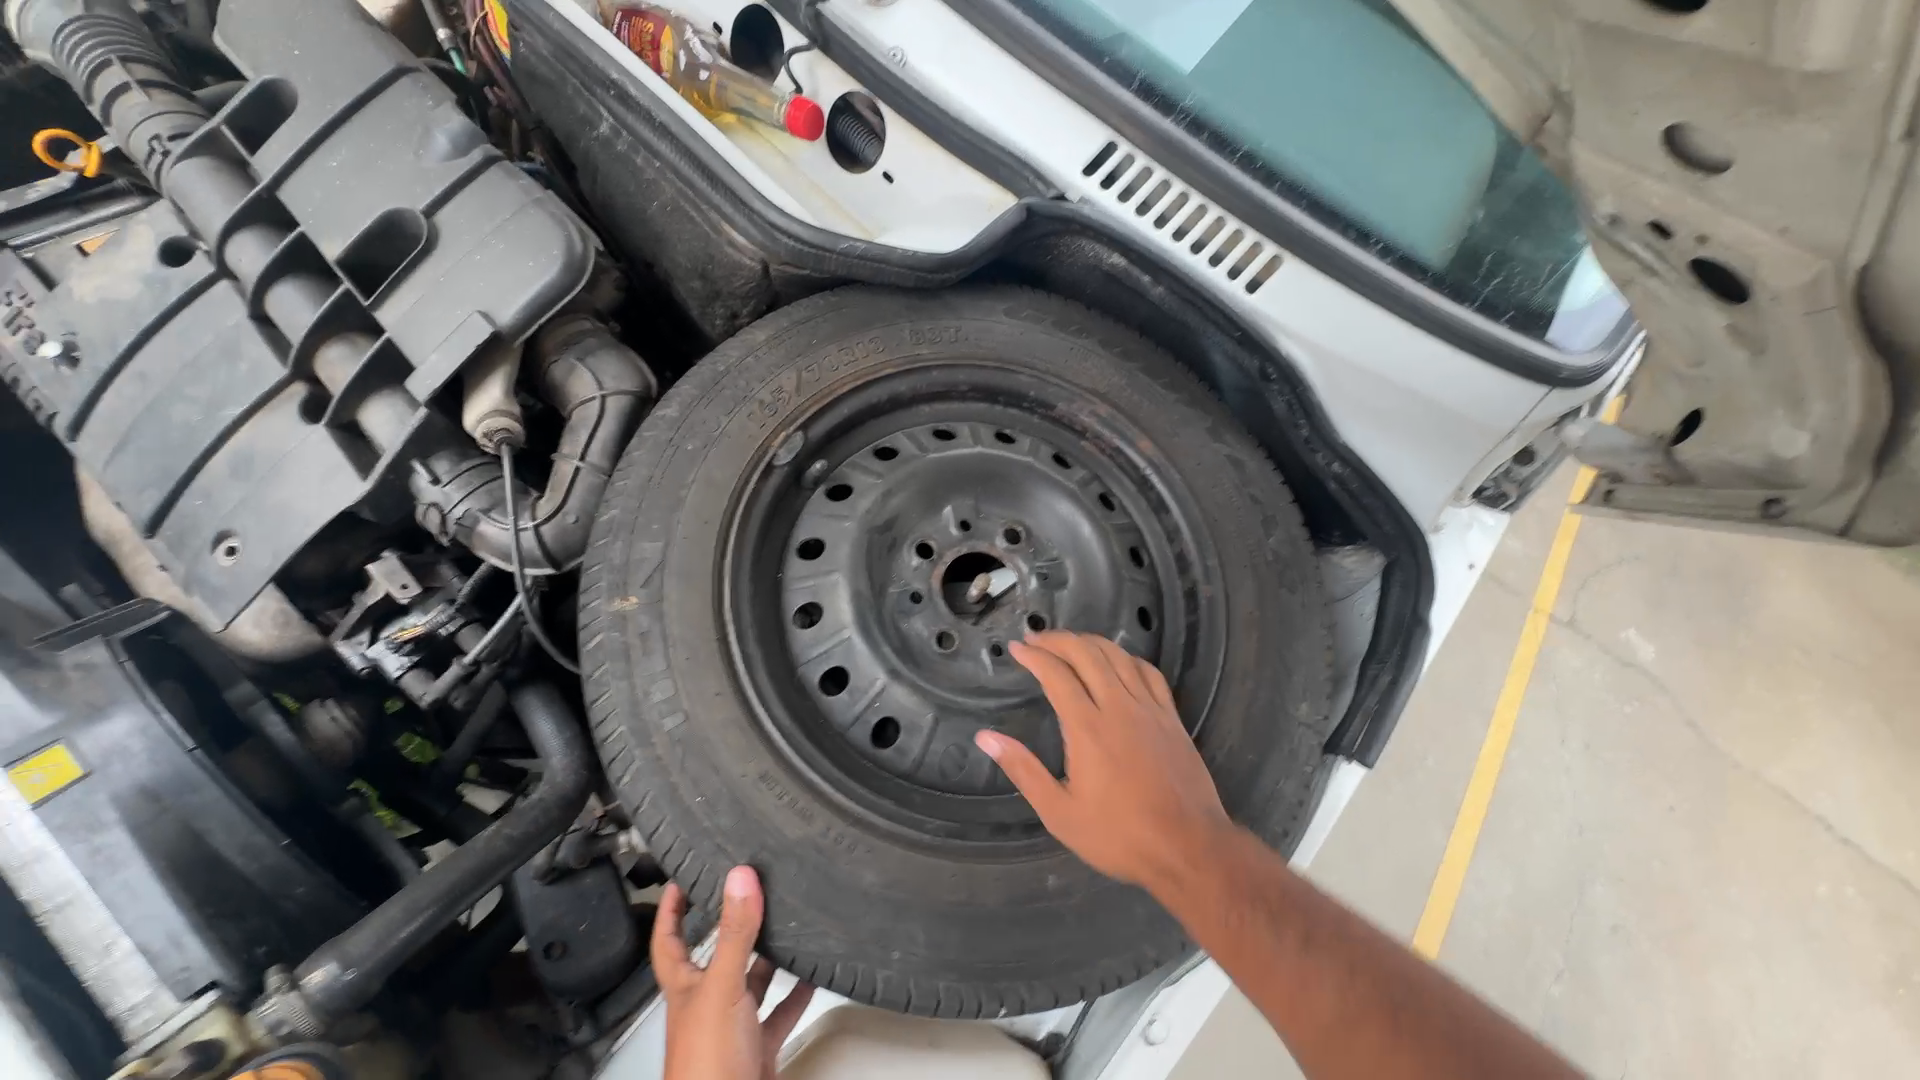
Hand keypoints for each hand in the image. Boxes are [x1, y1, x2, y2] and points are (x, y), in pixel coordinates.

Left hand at [655, 866, 814, 1079]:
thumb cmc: (707, 1065)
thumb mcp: (723, 988)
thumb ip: (734, 933)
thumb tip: (739, 878)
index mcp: (685, 988)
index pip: (668, 940)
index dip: (670, 911)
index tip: (680, 881)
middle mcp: (706, 1004)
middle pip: (717, 957)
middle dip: (733, 927)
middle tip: (752, 894)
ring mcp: (732, 1028)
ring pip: (751, 983)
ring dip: (769, 959)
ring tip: (789, 926)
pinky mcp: (758, 1049)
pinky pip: (779, 1013)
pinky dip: (796, 994)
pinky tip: (812, 977)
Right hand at [975, 631, 1234, 894]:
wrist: (1188, 847)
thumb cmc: (1119, 836)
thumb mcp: (1060, 813)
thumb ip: (1023, 770)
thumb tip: (986, 738)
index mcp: (1088, 728)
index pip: (1056, 675)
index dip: (1034, 656)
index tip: (1017, 649)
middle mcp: (1119, 708)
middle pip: (1087, 654)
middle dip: (1058, 640)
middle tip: (1036, 639)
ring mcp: (1150, 710)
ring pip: (1118, 657)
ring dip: (1090, 642)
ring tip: (1070, 643)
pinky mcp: (1172, 719)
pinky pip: (1149, 673)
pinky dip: (1127, 658)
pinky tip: (1118, 661)